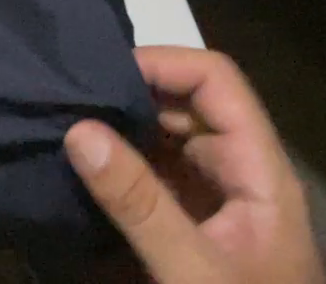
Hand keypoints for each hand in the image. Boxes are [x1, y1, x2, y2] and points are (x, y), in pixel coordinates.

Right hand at [65, 47, 323, 283]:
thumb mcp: (193, 275)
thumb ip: (138, 203)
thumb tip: (78, 127)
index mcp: (260, 173)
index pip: (216, 82)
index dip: (164, 63)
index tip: (101, 72)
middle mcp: (240, 175)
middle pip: (187, 103)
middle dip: (130, 92)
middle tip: (70, 93)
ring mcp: (216, 201)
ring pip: (166, 136)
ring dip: (120, 125)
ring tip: (66, 119)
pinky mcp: (192, 226)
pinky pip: (153, 172)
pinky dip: (119, 160)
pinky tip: (81, 162)